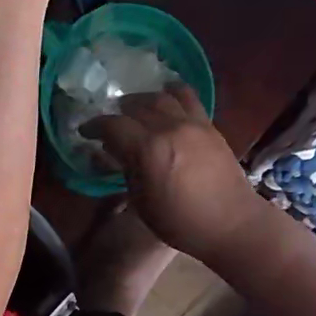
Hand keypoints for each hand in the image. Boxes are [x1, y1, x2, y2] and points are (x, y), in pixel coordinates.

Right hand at [82, 84, 271, 264]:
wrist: (230, 222)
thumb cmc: (180, 222)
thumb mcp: (142, 203)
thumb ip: (127, 172)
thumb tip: (117, 154)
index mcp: (148, 150)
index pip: (113, 126)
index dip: (94, 126)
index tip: (84, 131)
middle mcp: (169, 128)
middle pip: (136, 107)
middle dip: (118, 113)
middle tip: (109, 122)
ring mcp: (192, 123)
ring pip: (161, 96)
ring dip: (143, 99)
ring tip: (134, 107)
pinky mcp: (209, 125)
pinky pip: (188, 97)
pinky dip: (172, 92)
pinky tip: (166, 95)